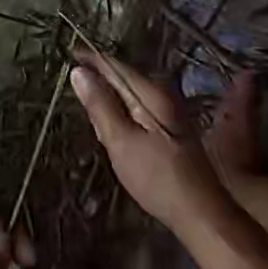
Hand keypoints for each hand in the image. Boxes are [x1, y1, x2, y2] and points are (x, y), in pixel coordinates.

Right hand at [71, 47, 235, 234]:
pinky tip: (113, 132)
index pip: (115, 65)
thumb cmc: (158, 178)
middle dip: (98, 80)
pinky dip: (120, 114)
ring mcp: (169, 112)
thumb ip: (99, 105)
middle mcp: (163, 95)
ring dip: (108, 99)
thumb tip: (78, 71)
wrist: (201, 215)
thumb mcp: (121, 141)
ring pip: (129, 95)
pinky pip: (137, 110)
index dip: (90, 58)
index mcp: (152, 93)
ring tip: (89, 111)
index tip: (67, 53)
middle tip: (74, 89)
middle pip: (123, 78)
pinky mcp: (169, 129)